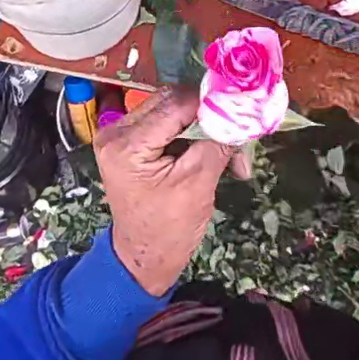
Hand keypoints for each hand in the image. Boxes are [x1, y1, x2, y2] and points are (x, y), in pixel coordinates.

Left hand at [94, 89, 241, 295]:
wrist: (144, 259)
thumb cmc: (168, 230)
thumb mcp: (198, 184)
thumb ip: (217, 141)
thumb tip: (241, 112)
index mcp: (127, 144)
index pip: (176, 103)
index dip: (211, 104)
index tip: (240, 111)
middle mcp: (117, 130)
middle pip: (173, 100)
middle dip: (208, 115)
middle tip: (236, 132)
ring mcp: (121, 133)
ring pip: (173, 108)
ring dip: (202, 124)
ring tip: (228, 148)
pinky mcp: (131, 139)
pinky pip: (166, 121)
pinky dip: (191, 131)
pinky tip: (210, 148)